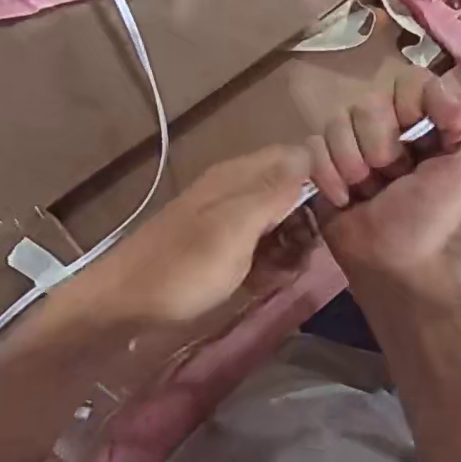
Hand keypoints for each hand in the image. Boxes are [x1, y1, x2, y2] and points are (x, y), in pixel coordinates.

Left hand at [58, 145, 311, 330]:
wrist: (123, 307)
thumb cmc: (182, 268)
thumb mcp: (234, 228)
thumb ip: (273, 191)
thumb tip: (311, 154)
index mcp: (240, 176)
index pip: (296, 157)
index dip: (321, 177)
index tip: (337, 210)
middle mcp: (237, 190)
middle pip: (292, 191)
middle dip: (307, 220)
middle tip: (304, 252)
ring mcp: (229, 220)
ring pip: (280, 221)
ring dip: (291, 245)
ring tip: (285, 271)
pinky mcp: (223, 248)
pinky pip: (261, 244)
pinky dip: (271, 261)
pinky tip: (267, 280)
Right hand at [305, 70, 460, 283]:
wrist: (390, 261)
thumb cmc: (433, 216)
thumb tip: (436, 87)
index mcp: (423, 121)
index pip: (406, 82)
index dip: (407, 108)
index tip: (417, 141)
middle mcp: (384, 125)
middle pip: (367, 103)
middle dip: (379, 146)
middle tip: (390, 178)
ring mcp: (349, 143)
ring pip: (336, 122)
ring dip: (352, 164)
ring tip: (365, 192)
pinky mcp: (321, 163)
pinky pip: (311, 147)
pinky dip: (328, 176)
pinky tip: (343, 199)